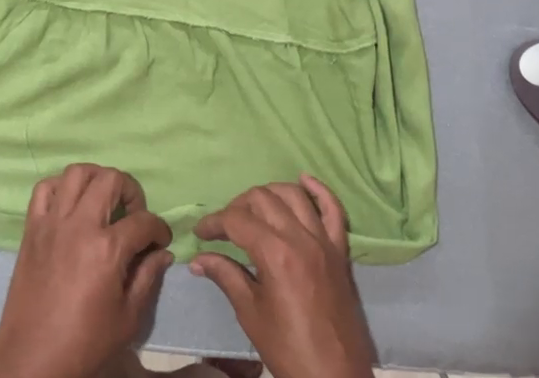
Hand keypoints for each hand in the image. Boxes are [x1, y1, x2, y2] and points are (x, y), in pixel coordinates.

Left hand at [0, 163, 174, 377]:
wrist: (32, 358)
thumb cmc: (85, 342)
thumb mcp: (128, 318)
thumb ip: (148, 278)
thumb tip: (162, 253)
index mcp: (107, 249)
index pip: (144, 221)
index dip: (159, 229)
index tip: (161, 241)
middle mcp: (79, 225)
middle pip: (111, 179)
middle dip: (131, 191)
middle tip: (134, 214)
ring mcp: (52, 222)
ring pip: (76, 173)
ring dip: (97, 179)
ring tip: (104, 201)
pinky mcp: (31, 228)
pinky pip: (45, 189)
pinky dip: (61, 188)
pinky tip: (72, 206)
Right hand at [189, 174, 375, 377]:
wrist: (333, 377)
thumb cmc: (287, 348)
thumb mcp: (250, 313)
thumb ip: (226, 276)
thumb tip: (198, 259)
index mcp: (275, 253)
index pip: (237, 220)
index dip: (213, 223)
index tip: (199, 234)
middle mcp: (301, 238)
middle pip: (263, 199)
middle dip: (237, 207)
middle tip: (224, 228)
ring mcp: (325, 242)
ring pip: (294, 195)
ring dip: (269, 194)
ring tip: (252, 208)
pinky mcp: (340, 252)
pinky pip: (333, 210)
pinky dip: (318, 191)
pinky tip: (303, 180)